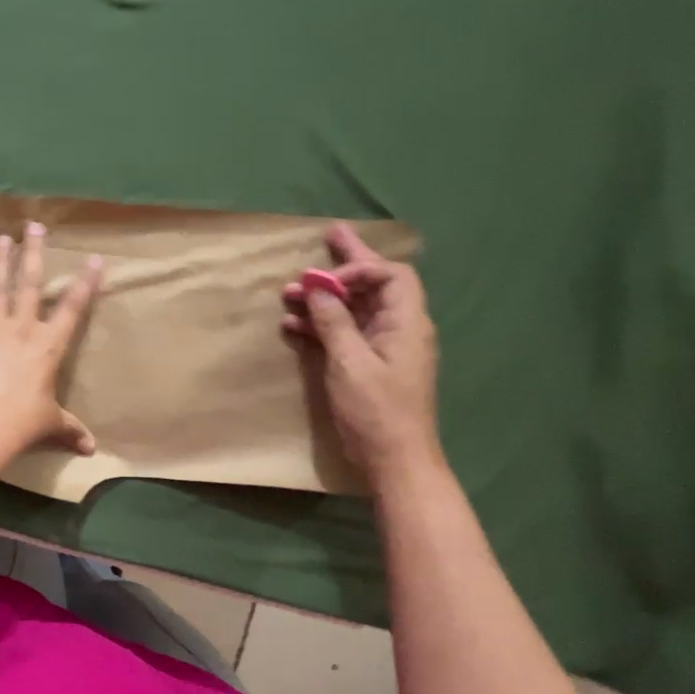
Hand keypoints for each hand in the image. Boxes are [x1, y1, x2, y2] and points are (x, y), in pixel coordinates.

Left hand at [0, 222, 103, 455]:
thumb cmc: (24, 423)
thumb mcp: (53, 424)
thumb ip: (71, 430)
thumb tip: (91, 449)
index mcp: (50, 346)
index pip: (74, 307)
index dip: (85, 283)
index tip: (95, 259)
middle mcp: (23, 330)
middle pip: (31, 283)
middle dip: (34, 253)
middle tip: (34, 227)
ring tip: (0, 239)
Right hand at [282, 222, 441, 478]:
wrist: (394, 458)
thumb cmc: (376, 410)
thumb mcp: (350, 362)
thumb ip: (334, 321)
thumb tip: (316, 286)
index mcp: (406, 323)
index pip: (391, 276)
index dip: (358, 268)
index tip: (321, 280)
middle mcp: (400, 329)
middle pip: (377, 285)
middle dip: (350, 263)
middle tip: (329, 235)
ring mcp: (385, 348)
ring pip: (357, 309)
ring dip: (325, 297)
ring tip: (288, 292)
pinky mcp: (369, 366)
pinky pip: (346, 332)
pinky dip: (322, 323)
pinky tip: (295, 323)